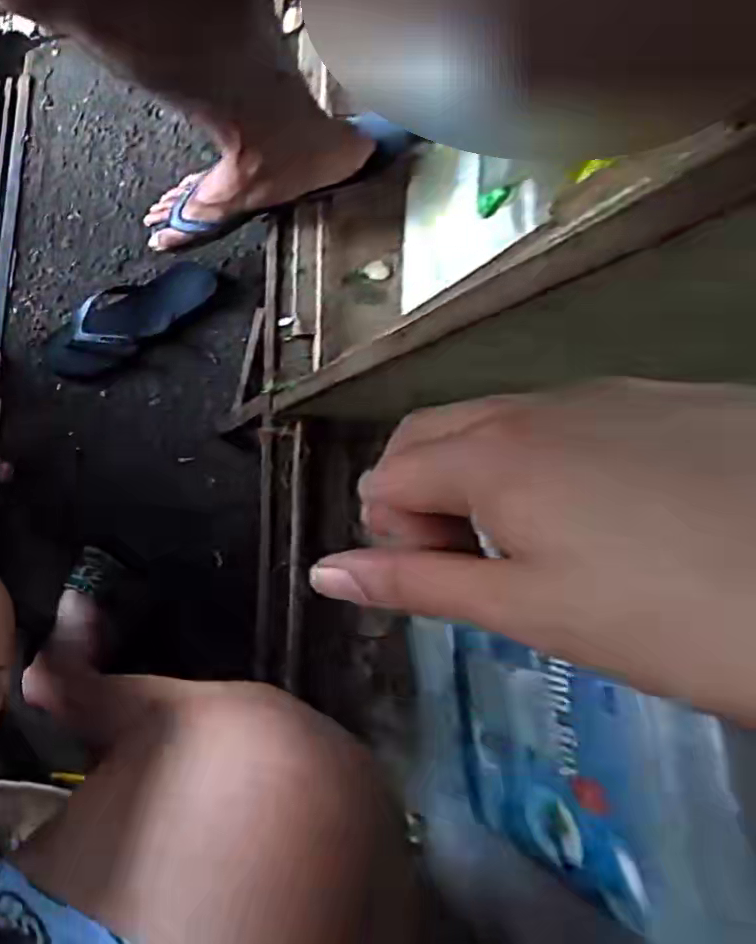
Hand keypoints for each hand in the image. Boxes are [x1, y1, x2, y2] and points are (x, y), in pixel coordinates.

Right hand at [312, 378, 755, 723]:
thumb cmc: (696, 619)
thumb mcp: (537, 614)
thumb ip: (413, 585)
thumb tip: (319, 573)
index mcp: (486, 456)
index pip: (383, 480)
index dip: (394, 533)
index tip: (453, 579)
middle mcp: (535, 408)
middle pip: (424, 436)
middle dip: (420, 489)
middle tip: (477, 554)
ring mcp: (619, 396)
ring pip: (498, 422)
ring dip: (484, 471)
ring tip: (553, 537)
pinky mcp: (696, 401)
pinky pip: (581, 418)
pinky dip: (561, 456)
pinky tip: (633, 511)